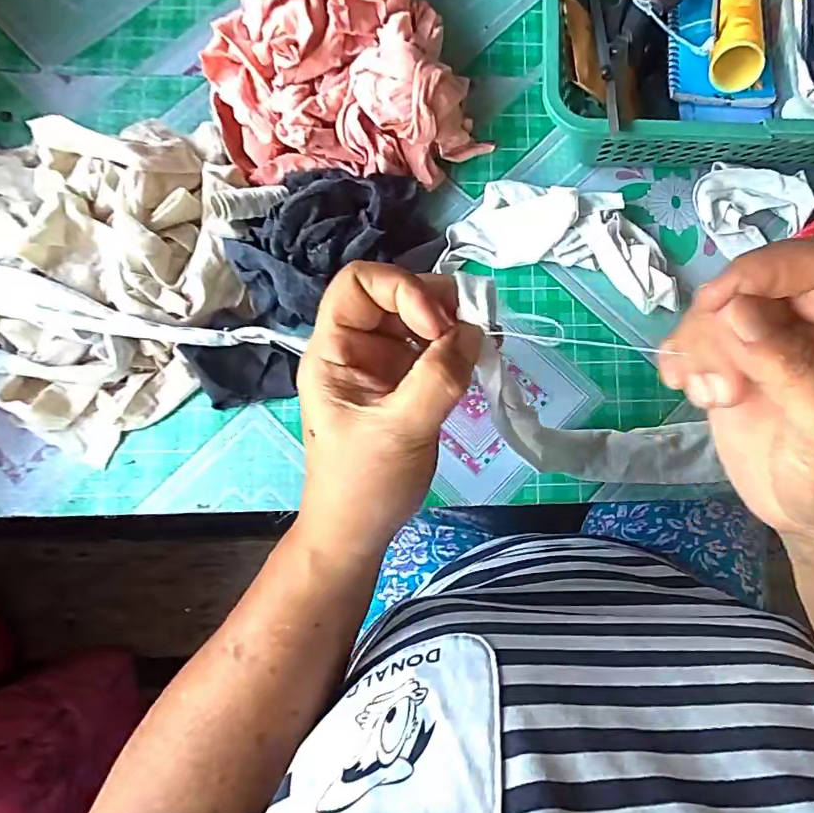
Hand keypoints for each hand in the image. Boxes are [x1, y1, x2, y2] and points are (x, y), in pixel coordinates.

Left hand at [296, 263, 481, 544]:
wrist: (360, 528)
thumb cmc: (364, 483)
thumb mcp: (400, 429)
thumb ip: (438, 379)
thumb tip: (476, 333)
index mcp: (335, 350)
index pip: (360, 284)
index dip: (402, 291)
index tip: (438, 328)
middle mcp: (359, 348)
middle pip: (396, 294)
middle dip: (436, 304)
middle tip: (470, 332)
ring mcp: (386, 365)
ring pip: (421, 319)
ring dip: (453, 324)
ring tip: (478, 347)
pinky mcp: (410, 383)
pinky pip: (437, 349)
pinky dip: (460, 347)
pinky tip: (475, 362)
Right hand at [658, 241, 813, 548]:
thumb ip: (795, 374)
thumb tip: (736, 312)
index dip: (772, 268)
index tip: (721, 300)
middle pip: (759, 283)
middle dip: (724, 321)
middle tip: (720, 385)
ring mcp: (770, 347)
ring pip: (720, 310)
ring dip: (700, 347)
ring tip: (712, 399)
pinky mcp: (734, 368)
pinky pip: (697, 338)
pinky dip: (681, 357)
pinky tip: (686, 390)